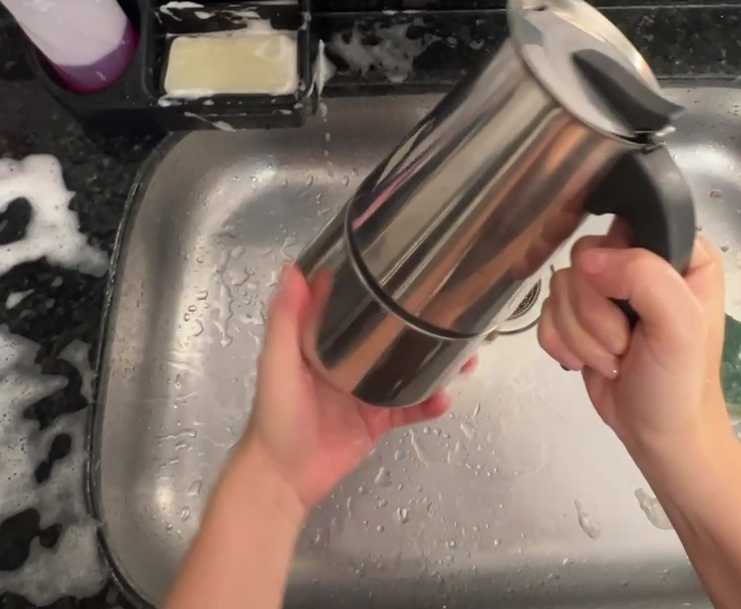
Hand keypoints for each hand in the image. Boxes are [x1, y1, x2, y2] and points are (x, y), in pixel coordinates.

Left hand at [239, 264, 457, 511]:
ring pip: (408, 368)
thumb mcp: (278, 361)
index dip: (376, 285)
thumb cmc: (276, 414)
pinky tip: (444, 398)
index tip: (406, 262)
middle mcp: (349, 360)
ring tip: (464, 355)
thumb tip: (293, 269)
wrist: (283, 478)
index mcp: (324, 340)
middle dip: (419, 323)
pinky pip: (409, 408)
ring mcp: (366, 390)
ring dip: (435, 361)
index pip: (353, 304)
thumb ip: (286, 319)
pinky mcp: (378, 420)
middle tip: (453, 311)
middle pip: (390, 334)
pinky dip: (428, 403)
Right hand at [537, 225, 729, 460]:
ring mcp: (606, 289)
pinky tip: (584, 362)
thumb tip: (586, 261)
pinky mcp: (579, 315)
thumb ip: (642, 277)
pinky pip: (546, 309)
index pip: (628, 221)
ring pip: (561, 284)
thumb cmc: (680, 384)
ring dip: (579, 332)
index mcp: (677, 252)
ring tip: (612, 359)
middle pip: (583, 256)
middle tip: (623, 343)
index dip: (616, 259)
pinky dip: (560, 340)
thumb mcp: (680, 326)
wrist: (660, 439)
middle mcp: (640, 262)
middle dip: (593, 309)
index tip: (623, 298)